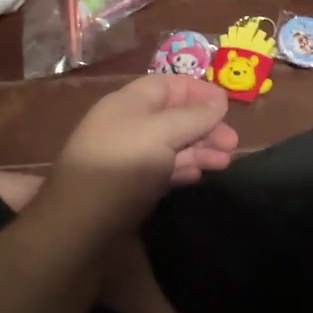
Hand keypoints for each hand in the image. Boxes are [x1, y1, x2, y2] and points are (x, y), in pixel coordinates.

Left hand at [45, 75, 238, 229]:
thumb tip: (220, 101)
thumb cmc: (121, 168)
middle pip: (176, 115)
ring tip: (224, 163)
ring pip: (174, 144)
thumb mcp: (161, 133)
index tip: (227, 105)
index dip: (200, 91)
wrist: (79, 227)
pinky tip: (199, 176)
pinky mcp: (133, 185)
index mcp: (130, 103)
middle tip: (232, 143)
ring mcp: (131, 157)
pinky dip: (184, 169)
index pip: (170, 85)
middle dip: (207, 126)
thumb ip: (194, 116)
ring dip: (201, 149)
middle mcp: (130, 125)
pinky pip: (165, 169)